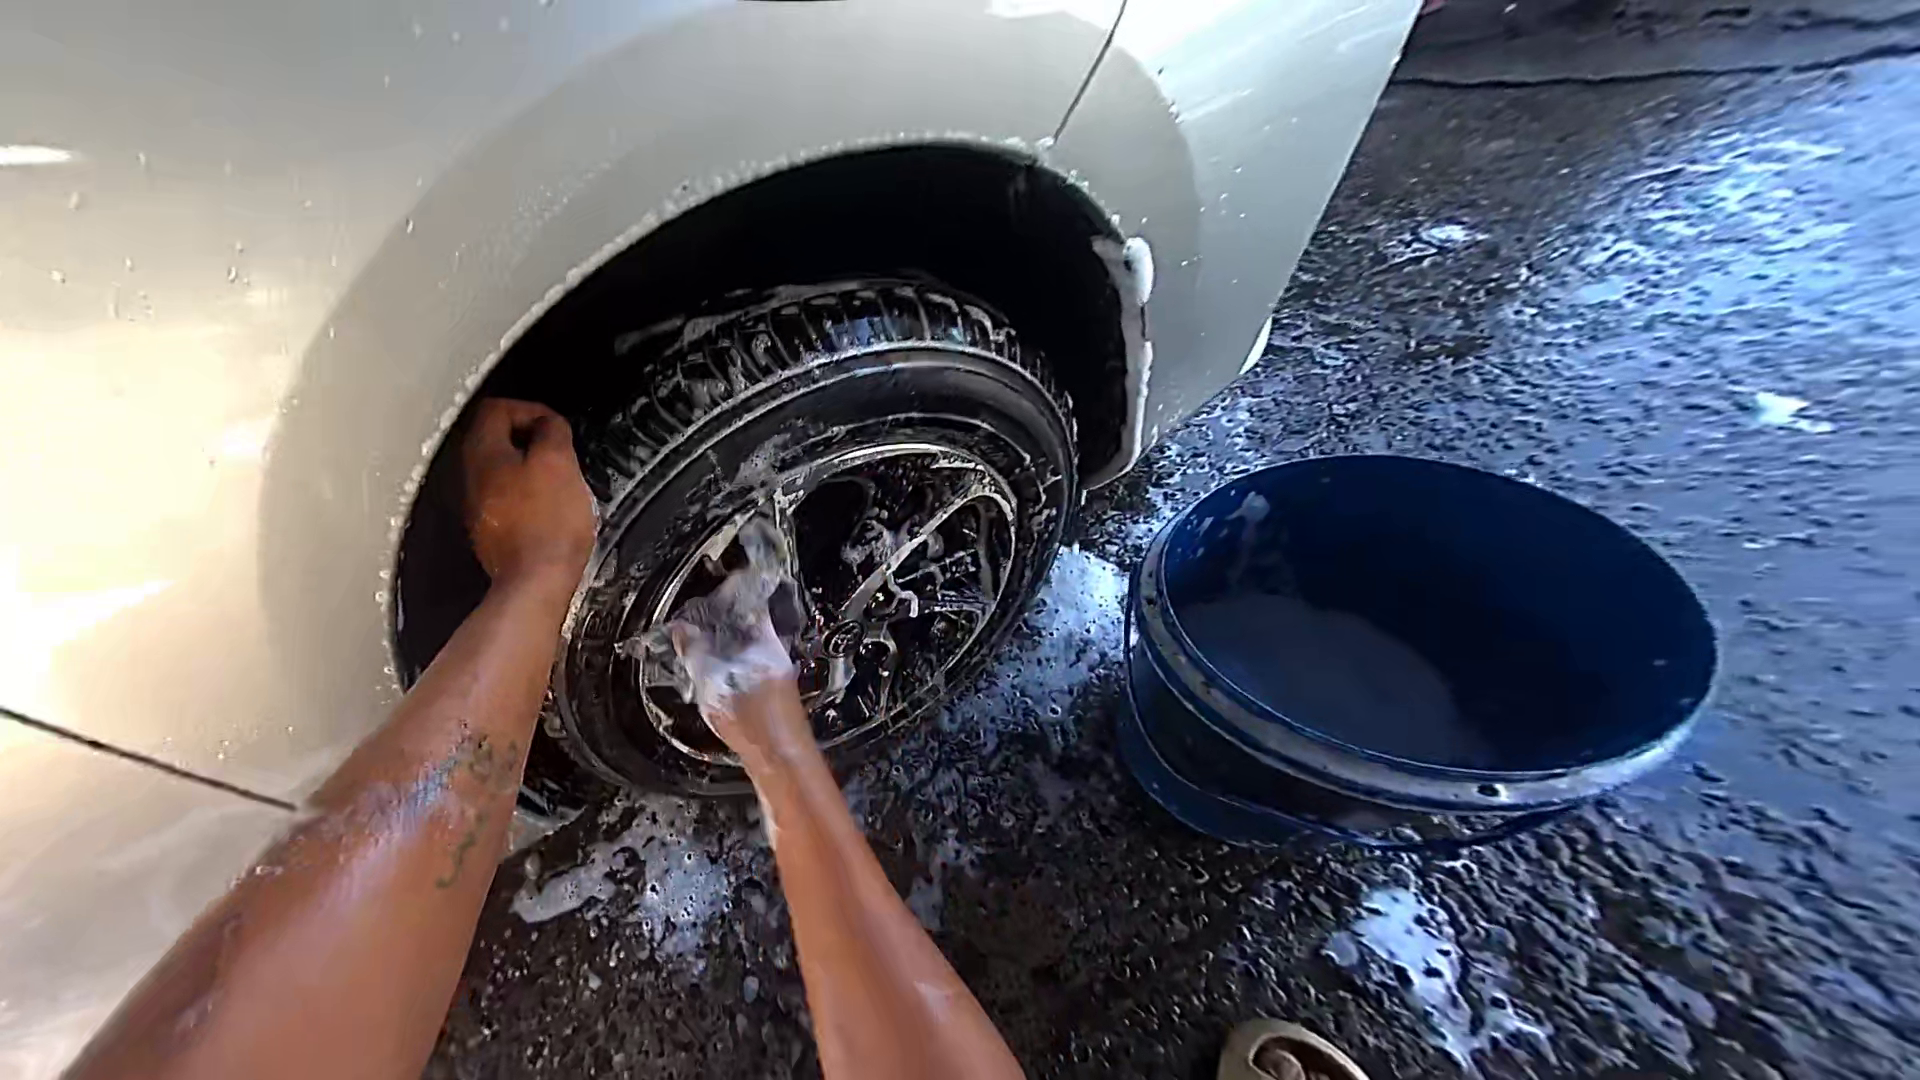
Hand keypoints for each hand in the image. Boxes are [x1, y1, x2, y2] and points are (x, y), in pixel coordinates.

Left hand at [461, 398, 596, 590]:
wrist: (537, 577)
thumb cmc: (549, 523)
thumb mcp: (559, 464)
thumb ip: (552, 433)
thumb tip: (549, 423)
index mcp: (483, 453)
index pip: (497, 408)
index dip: (532, 409)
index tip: (557, 426)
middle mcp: (471, 475)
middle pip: (496, 436)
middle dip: (532, 437)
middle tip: (562, 449)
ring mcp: (479, 503)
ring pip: (503, 467)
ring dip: (531, 465)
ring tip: (561, 477)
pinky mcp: (493, 526)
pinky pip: (509, 495)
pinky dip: (530, 491)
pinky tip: (551, 505)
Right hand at [665, 519, 809, 769]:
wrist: (781, 756)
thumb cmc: (753, 721)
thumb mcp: (716, 685)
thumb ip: (697, 654)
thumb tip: (682, 625)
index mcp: (766, 641)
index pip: (756, 597)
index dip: (741, 579)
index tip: (723, 563)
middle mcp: (774, 648)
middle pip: (752, 615)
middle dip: (728, 605)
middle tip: (701, 597)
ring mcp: (774, 666)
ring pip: (749, 636)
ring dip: (729, 628)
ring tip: (701, 623)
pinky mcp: (770, 684)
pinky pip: (748, 654)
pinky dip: (731, 649)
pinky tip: (714, 657)